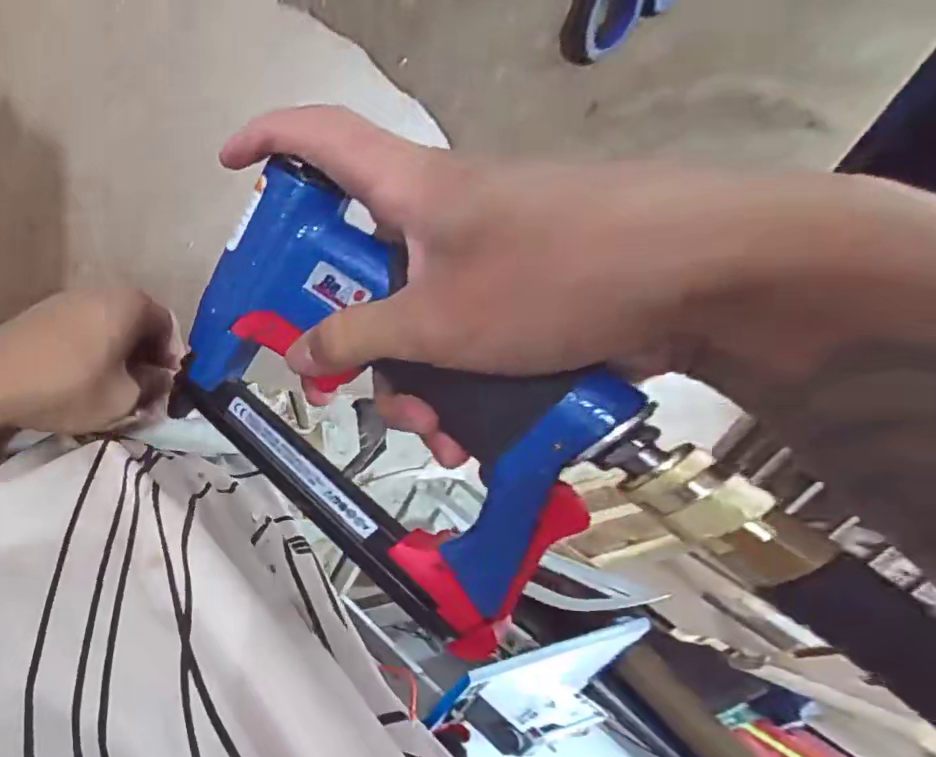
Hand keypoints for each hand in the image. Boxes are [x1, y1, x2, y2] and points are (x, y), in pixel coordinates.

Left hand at [0, 288, 185, 434]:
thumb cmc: (66, 388)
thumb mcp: (121, 399)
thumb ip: (151, 388)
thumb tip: (159, 379)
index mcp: (130, 302)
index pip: (168, 327)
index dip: (172, 362)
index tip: (165, 392)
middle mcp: (100, 290)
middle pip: (135, 325)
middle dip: (142, 361)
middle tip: (137, 395)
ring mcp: (65, 299)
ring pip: (105, 330)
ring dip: (113, 359)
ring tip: (104, 392)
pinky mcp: (39, 315)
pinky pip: (78, 333)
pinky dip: (86, 355)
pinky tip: (74, 382)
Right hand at [218, 106, 848, 464]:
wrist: (719, 278)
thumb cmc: (557, 276)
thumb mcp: (431, 321)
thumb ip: (351, 340)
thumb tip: (297, 356)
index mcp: (410, 193)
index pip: (322, 139)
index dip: (267, 140)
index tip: (226, 163)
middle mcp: (436, 217)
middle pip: (352, 268)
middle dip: (343, 338)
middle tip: (335, 378)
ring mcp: (476, 254)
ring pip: (403, 319)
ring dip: (405, 383)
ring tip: (433, 426)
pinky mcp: (514, 290)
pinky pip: (452, 338)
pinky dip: (448, 385)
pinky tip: (465, 429)